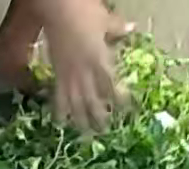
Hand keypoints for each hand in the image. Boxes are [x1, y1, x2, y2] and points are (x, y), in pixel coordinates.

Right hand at [42, 0, 130, 130]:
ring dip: (82, 121)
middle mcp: (85, 72)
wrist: (56, 6)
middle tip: (105, 131)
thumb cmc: (81, 9)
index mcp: (99, 60)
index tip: (126, 110)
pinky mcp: (57, 74)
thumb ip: (117, 27)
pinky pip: (58, 96)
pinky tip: (60, 123)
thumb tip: (132, 28)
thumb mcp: (103, 18)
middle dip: (100, 118)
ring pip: (77, 104)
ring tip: (86, 135)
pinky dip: (59, 111)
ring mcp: (70, 75)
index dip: (119, 100)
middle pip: (94, 102)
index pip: (112, 86)